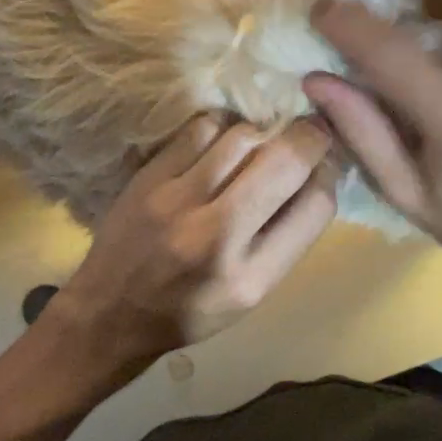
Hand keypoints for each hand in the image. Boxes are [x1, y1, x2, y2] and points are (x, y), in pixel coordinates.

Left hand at [48, 115, 337, 367]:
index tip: (324, 164)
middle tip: (307, 135)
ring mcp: (178, 202)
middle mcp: (218, 237)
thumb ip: (287, 238)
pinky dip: (222, 127)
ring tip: (259, 144)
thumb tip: (318, 171)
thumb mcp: (251, 294)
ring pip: (243, 135)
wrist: (111, 313)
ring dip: (262, 133)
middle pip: (284, 160)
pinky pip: (201, 128)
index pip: (316, 205)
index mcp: (252, 277)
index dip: (329, 174)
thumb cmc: (190, 310)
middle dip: (308, 138)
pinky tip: (221, 143)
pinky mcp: (148, 178)